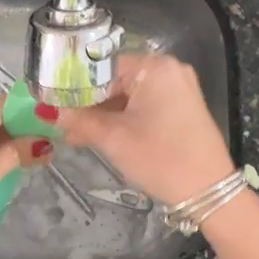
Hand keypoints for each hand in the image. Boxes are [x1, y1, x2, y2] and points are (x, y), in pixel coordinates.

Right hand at [58, 53, 232, 205]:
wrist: (208, 192)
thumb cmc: (160, 158)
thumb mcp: (113, 138)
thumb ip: (79, 119)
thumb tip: (49, 109)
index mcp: (154, 67)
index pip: (101, 66)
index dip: (73, 84)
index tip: (51, 101)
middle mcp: (168, 70)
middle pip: (114, 79)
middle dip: (86, 102)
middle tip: (58, 120)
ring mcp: (177, 89)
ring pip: (126, 94)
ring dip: (101, 113)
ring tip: (73, 132)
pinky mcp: (180, 107)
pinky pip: (142, 105)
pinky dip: (121, 118)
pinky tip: (98, 134)